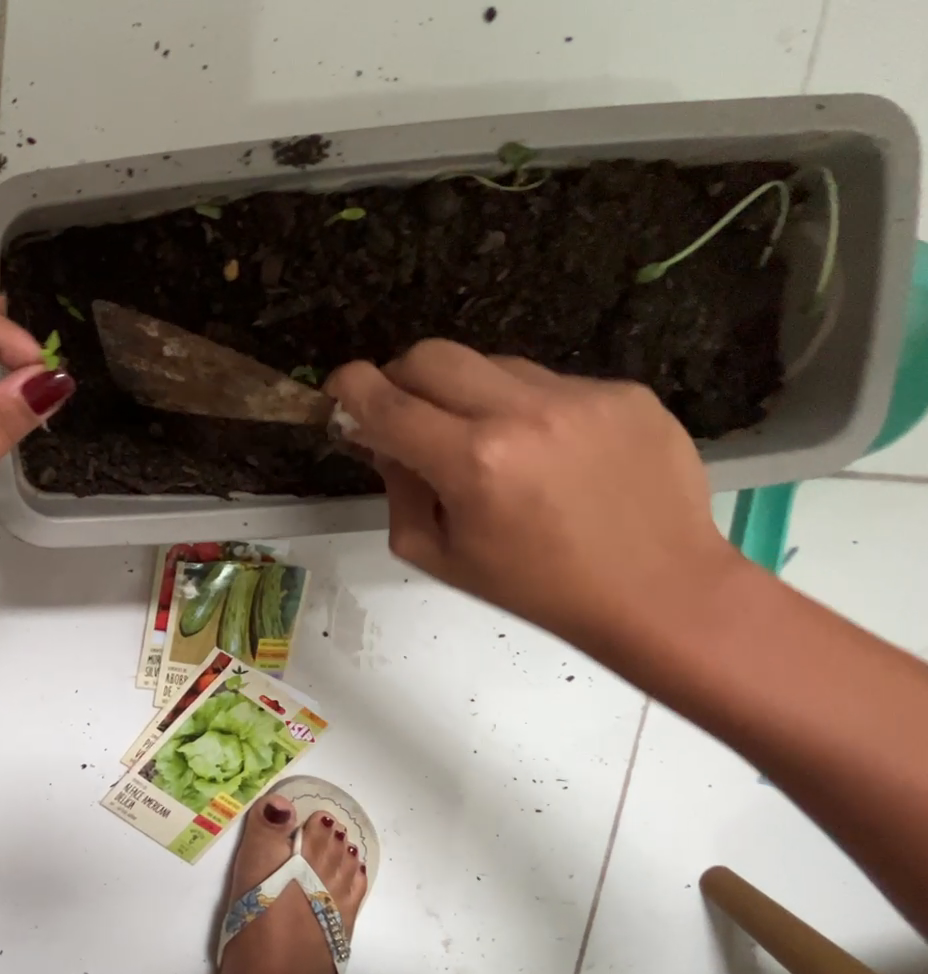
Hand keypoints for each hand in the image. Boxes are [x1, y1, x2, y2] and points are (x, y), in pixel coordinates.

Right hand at [326, 339, 742, 644]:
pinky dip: (525, 407)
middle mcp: (523, 414)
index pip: (385, 400)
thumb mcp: (434, 552)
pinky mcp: (624, 393)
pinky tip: (547, 451)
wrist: (661, 591)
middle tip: (403, 410)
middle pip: (431, 355)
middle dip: (399, 376)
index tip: (338, 390)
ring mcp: (581, 397)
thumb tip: (384, 440)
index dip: (349, 387)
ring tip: (485, 439)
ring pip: (490, 364)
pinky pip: (548, 382)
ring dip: (465, 392)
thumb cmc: (534, 586)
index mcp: (471, 462)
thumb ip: (397, 488)